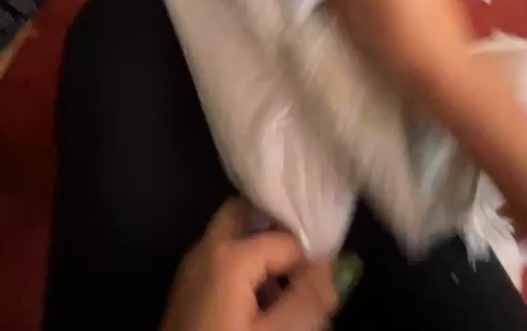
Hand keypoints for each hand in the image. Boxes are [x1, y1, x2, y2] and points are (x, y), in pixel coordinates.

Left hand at [162, 199, 342, 330]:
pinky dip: (245, 272)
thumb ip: (310, 300)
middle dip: (278, 230)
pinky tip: (263, 311)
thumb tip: (340, 261)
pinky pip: (220, 265)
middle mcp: (204, 250)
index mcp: (227, 255)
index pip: (285, 240)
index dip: (310, 261)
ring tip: (291, 293)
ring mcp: (190, 272)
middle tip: (309, 262)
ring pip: (231, 239)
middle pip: (245, 215)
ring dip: (262, 252)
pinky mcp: (187, 295)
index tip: (327, 286)